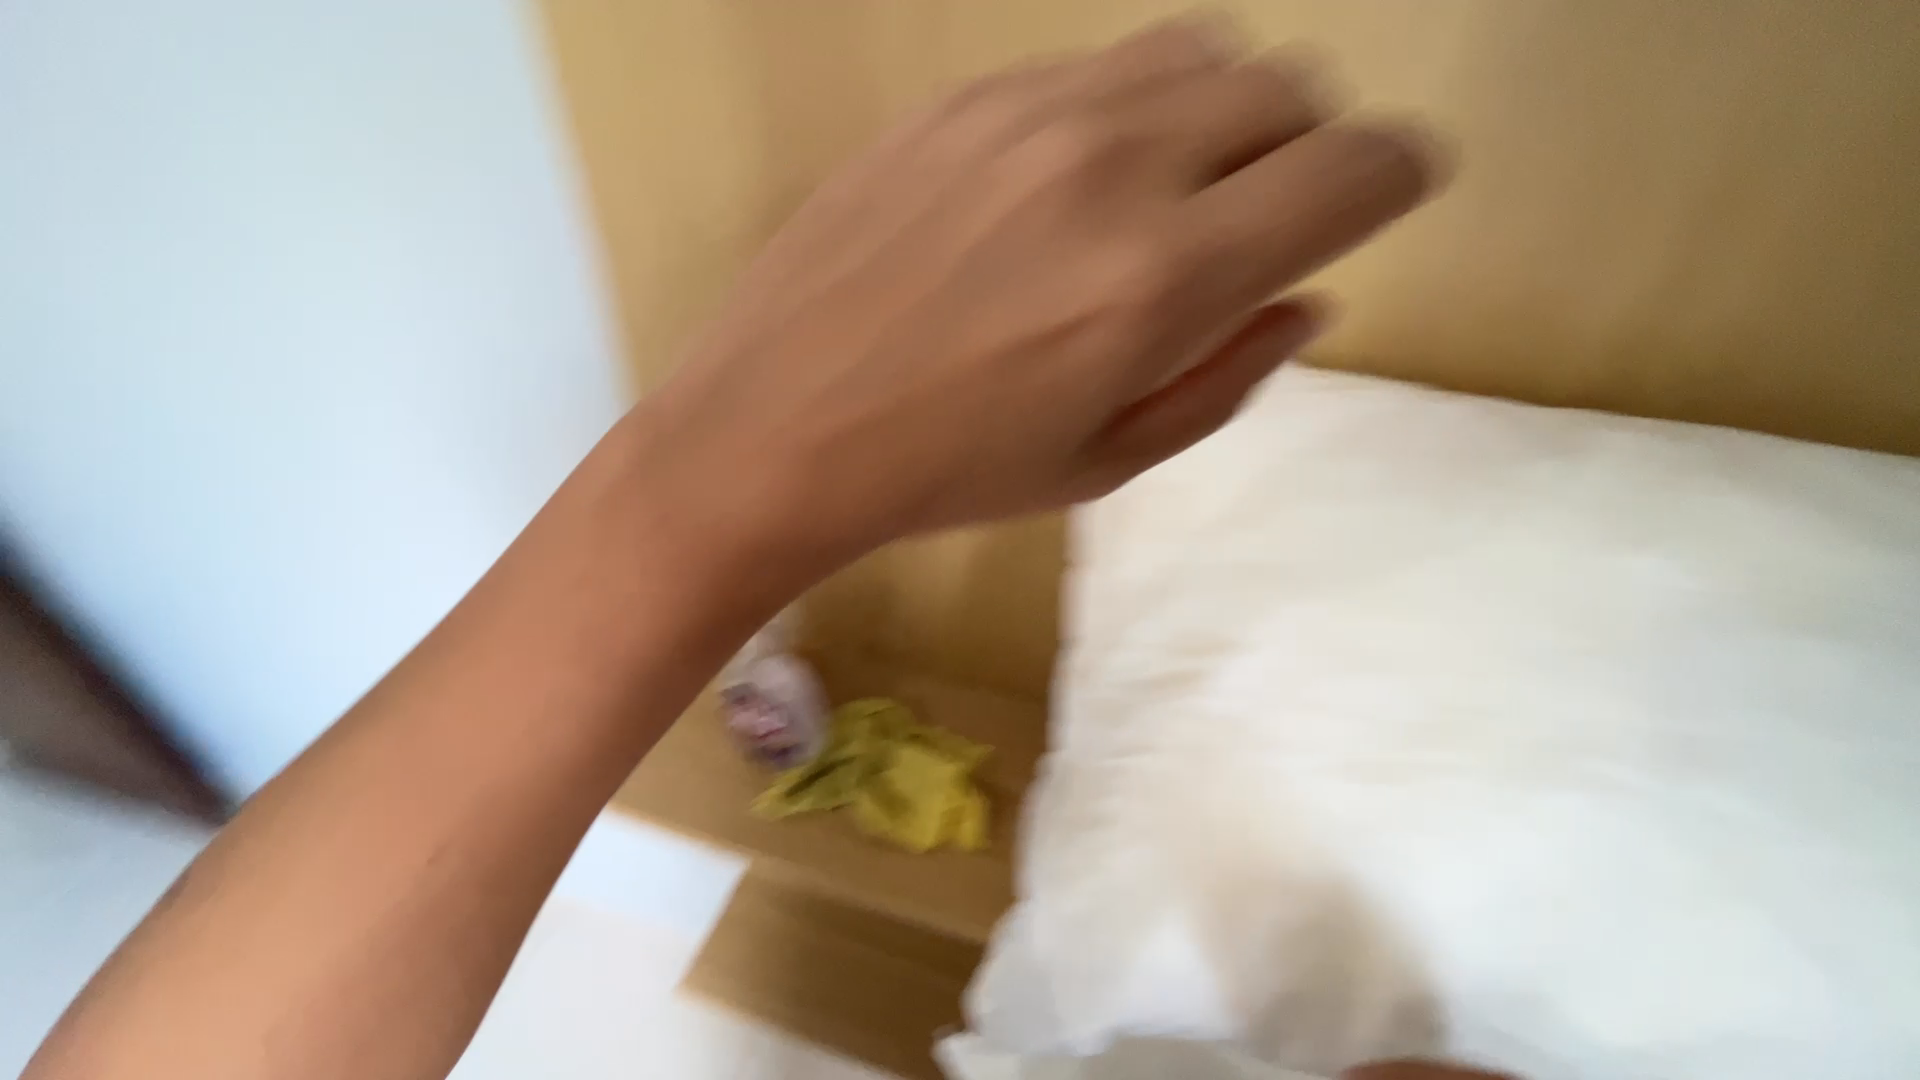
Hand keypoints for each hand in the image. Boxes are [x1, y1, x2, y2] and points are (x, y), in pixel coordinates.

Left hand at [647, 15, 1439, 565]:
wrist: (780, 427)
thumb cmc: (948, 472)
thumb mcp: (1106, 462)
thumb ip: (1226, 377)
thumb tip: (1305, 300)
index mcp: (1164, 276)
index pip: (1356, 171)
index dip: (1397, 180)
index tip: (1382, 202)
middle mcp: (1114, 162)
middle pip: (1285, 91)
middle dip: (1303, 154)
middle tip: (1254, 223)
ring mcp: (1028, 113)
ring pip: (1194, 58)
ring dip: (1218, 121)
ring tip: (1165, 200)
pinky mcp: (959, 100)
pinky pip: (1090, 72)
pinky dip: (1122, 117)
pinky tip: (1063, 191)